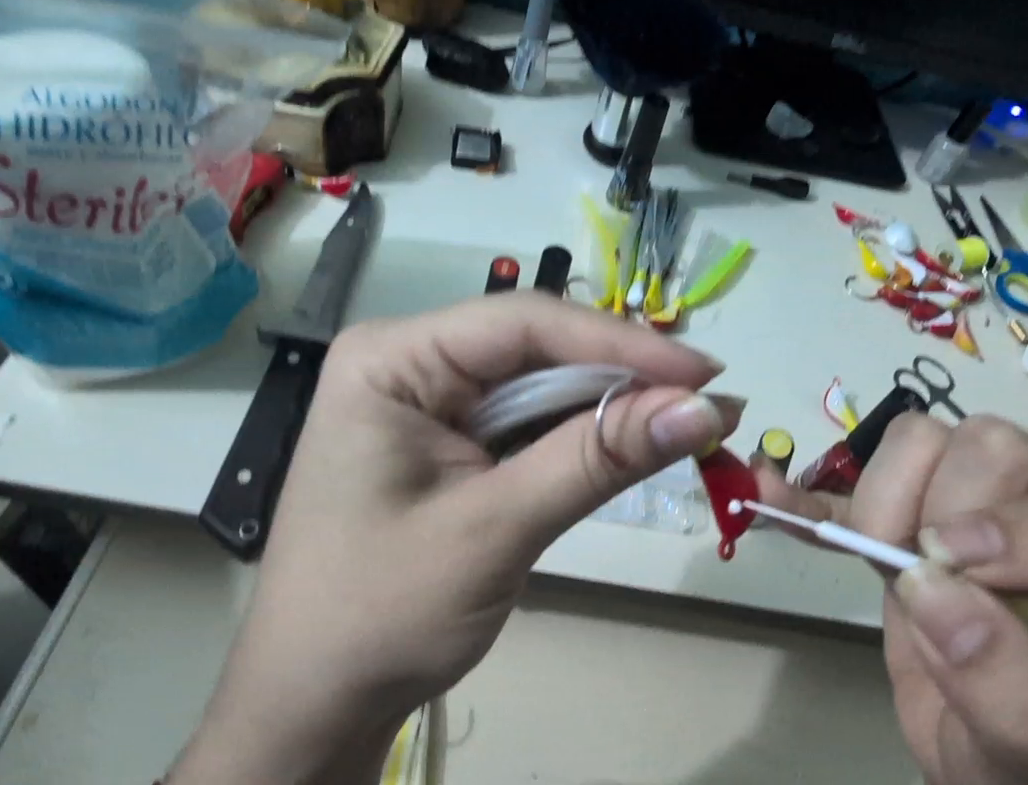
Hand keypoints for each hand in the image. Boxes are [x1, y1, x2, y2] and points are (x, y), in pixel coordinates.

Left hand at [171, 294, 738, 783]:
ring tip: (691, 423)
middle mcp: (409, 361)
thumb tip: (704, 407)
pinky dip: (581, 437)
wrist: (314, 703)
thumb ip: (596, 459)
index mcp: (392, 358)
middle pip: (535, 347)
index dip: (620, 342)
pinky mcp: (446, 438)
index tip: (706, 372)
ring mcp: (426, 400)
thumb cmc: (381, 612)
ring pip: (539, 383)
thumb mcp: (495, 528)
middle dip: (622, 376)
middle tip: (712, 403)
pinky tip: (633, 444)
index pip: (523, 324)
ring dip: (610, 407)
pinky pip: (525, 420)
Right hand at [754, 415, 1027, 784]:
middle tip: (924, 601)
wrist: (1006, 775)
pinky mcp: (926, 507)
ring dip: (887, 508)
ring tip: (889, 581)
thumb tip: (932, 585)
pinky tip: (778, 506)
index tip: (972, 573)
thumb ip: (1020, 701)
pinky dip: (821, 492)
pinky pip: (869, 468)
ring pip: (932, 438)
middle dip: (944, 525)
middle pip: (1003, 450)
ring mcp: (996, 501)